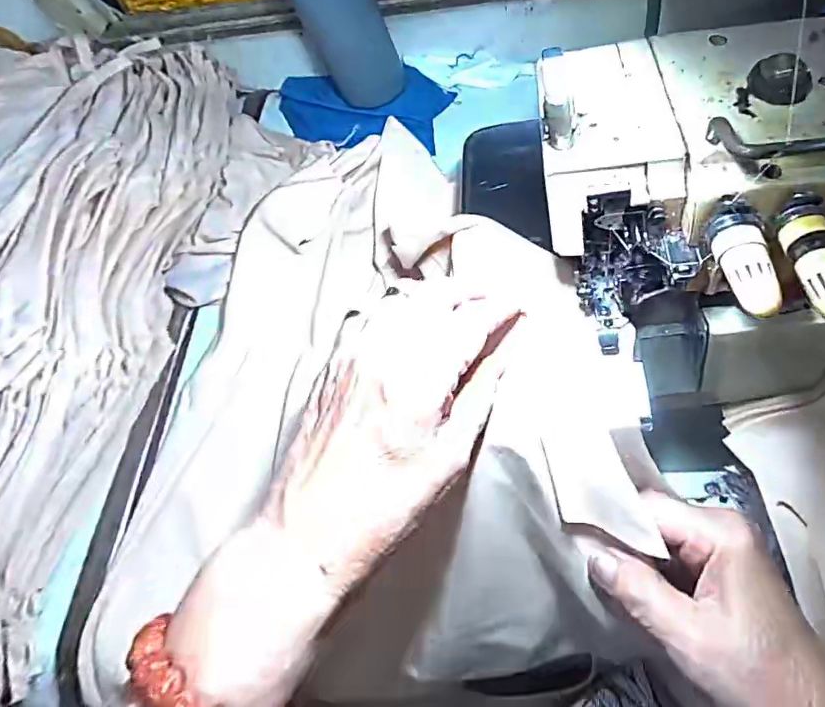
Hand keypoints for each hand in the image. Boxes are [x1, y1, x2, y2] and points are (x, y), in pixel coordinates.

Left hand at [149, 281, 521, 706]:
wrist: (304, 534)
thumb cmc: (385, 508)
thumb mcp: (449, 457)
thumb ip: (482, 391)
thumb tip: (508, 348)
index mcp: (417, 379)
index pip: (470, 321)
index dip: (501, 307)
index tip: (520, 306)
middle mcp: (382, 352)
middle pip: (436, 296)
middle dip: (472, 291)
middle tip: (496, 299)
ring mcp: (352, 352)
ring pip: (403, 296)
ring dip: (438, 292)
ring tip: (462, 302)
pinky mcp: (333, 360)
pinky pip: (373, 311)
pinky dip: (403, 303)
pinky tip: (415, 314)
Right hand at [589, 492, 824, 706]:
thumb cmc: (755, 672)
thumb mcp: (690, 637)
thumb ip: (638, 592)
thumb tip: (592, 553)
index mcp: (720, 530)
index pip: (651, 507)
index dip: (613, 520)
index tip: (577, 535)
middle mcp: (723, 524)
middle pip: (656, 519)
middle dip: (624, 542)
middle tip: (587, 560)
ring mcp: (725, 545)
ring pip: (663, 539)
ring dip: (638, 560)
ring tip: (604, 574)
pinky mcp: (723, 567)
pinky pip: (677, 557)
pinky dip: (655, 573)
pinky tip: (634, 589)